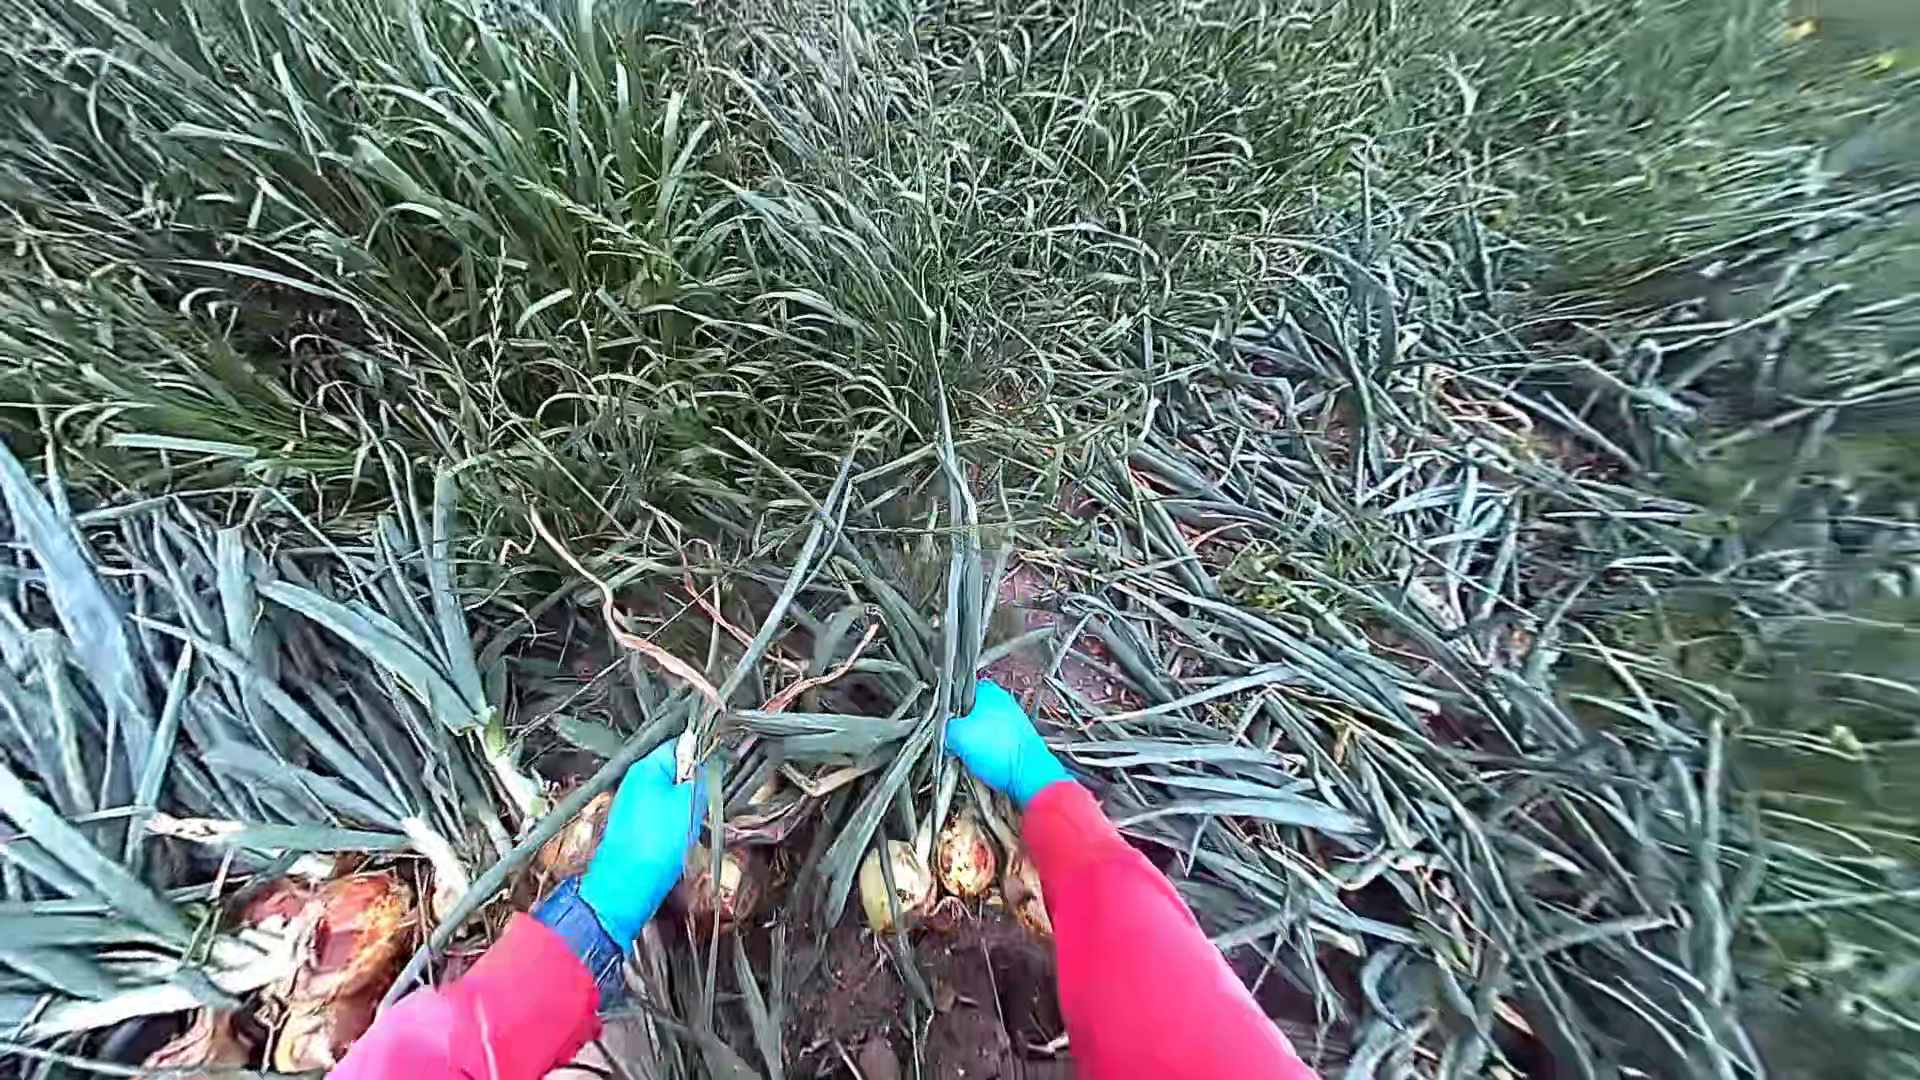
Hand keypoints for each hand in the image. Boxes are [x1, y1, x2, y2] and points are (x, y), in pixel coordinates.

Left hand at [578, 740, 704, 946]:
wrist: (625, 891)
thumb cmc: (654, 845)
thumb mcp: (691, 801)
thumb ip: (705, 775)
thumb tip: (714, 762)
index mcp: (646, 768)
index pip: (682, 744)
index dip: (705, 753)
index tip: (719, 765)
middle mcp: (636, 783)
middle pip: (679, 771)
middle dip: (697, 784)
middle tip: (708, 797)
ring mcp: (634, 807)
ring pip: (674, 795)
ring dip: (689, 806)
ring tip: (694, 821)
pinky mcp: (636, 829)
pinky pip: (665, 816)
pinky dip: (677, 823)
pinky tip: (682, 837)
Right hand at [944, 678, 1069, 806]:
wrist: (1029, 777)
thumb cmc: (1002, 752)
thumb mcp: (958, 735)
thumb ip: (946, 726)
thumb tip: (943, 729)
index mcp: (989, 692)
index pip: (962, 689)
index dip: (950, 705)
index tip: (945, 717)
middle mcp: (1004, 704)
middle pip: (971, 713)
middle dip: (962, 729)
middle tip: (956, 741)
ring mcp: (1013, 724)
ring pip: (982, 732)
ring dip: (974, 744)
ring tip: (971, 757)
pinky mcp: (1017, 743)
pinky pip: (994, 746)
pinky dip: (988, 755)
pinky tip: (984, 766)